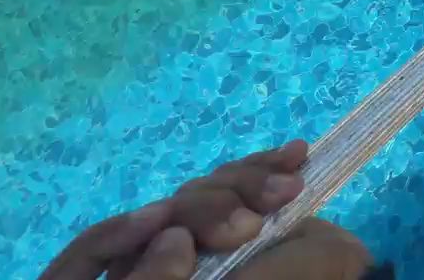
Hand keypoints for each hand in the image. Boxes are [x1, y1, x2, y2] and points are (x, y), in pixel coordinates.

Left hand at [39, 141, 371, 279]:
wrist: (343, 274)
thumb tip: (166, 238)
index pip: (81, 263)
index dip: (110, 235)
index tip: (156, 218)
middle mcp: (163, 262)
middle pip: (157, 215)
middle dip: (209, 206)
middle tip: (250, 225)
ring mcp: (204, 234)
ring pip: (201, 188)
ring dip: (250, 182)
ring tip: (290, 192)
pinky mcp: (245, 206)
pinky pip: (241, 172)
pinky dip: (268, 162)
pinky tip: (297, 156)